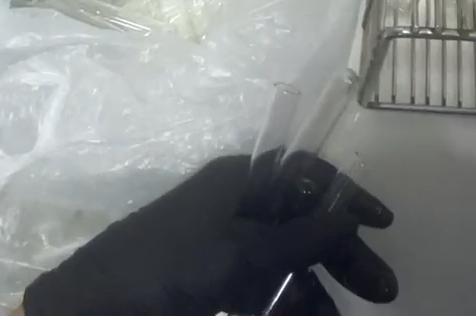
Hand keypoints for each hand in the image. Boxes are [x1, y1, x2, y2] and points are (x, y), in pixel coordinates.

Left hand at [21, 153, 396, 315]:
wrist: (90, 310)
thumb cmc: (167, 266)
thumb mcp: (239, 252)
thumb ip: (298, 237)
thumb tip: (348, 214)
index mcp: (241, 180)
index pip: (306, 174)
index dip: (346, 195)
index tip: (383, 224)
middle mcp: (238, 206)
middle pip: (304, 221)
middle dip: (343, 253)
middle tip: (384, 291)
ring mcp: (225, 247)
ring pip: (288, 262)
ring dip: (320, 291)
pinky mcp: (213, 285)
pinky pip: (264, 291)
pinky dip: (288, 306)